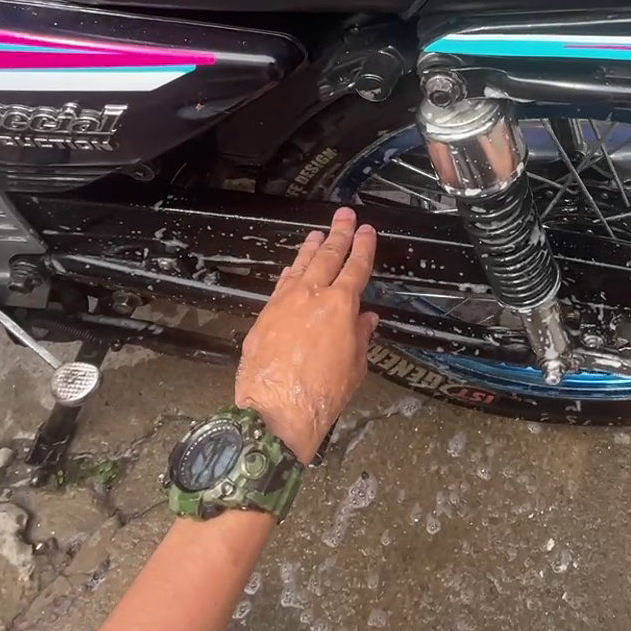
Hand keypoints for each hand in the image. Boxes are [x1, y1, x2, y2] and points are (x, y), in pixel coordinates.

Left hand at [235, 208, 379, 460]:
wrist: (274, 415)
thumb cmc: (323, 393)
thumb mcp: (355, 365)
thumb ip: (359, 336)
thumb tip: (365, 319)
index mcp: (341, 305)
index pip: (356, 267)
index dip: (363, 246)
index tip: (367, 230)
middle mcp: (312, 296)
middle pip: (328, 256)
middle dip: (339, 234)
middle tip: (344, 215)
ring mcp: (284, 305)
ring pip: (300, 266)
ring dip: (311, 248)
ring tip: (318, 232)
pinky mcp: (263, 318)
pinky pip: (280, 285)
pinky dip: (290, 272)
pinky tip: (293, 266)